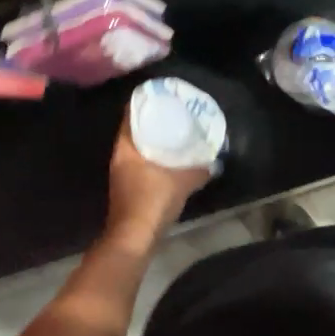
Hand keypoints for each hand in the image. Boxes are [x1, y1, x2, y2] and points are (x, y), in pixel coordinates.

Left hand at [106, 112, 209, 246]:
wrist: (134, 238)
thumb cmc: (152, 201)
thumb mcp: (181, 182)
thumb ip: (198, 170)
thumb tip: (215, 163)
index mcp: (125, 148)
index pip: (130, 116)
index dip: (144, 104)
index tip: (162, 97)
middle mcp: (120, 158)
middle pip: (134, 132)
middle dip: (152, 123)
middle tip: (174, 114)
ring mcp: (122, 174)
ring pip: (137, 149)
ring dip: (153, 143)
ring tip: (175, 134)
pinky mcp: (128, 189)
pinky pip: (141, 164)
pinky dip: (154, 159)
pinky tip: (171, 161)